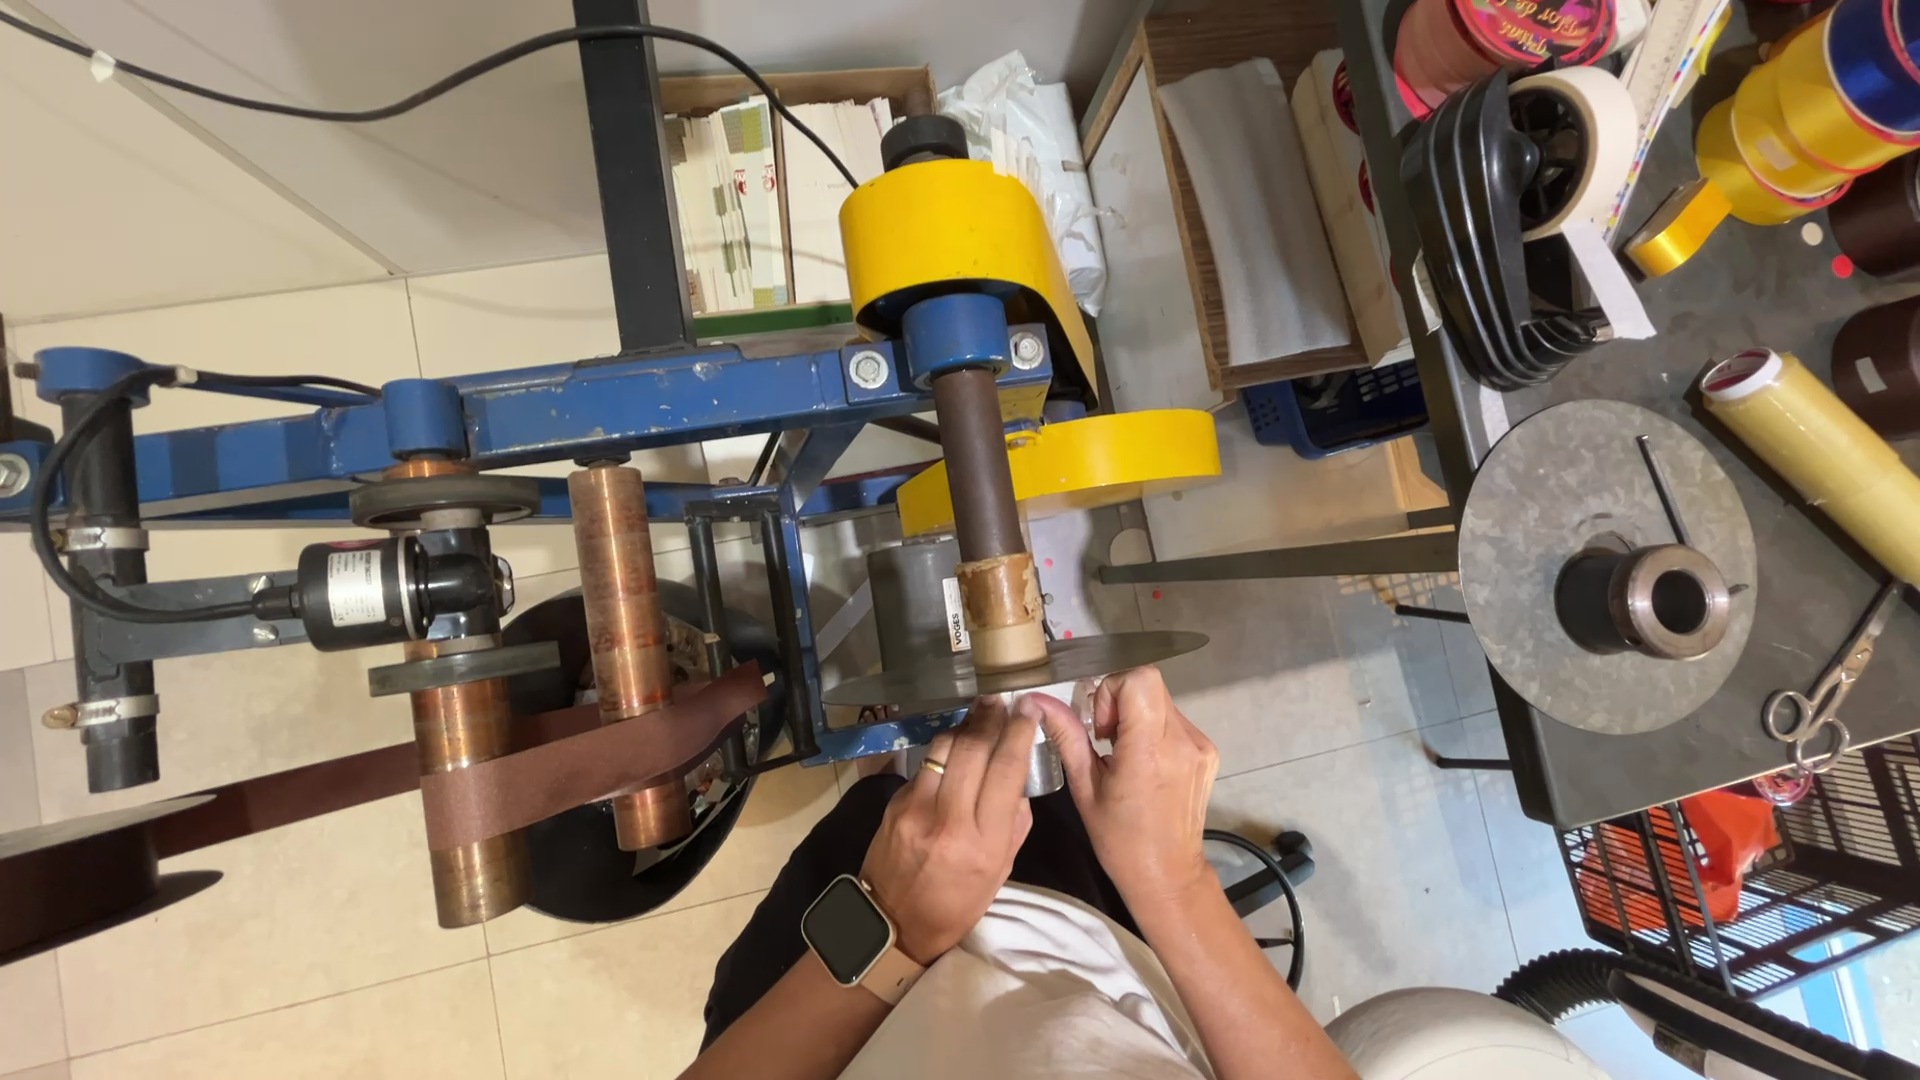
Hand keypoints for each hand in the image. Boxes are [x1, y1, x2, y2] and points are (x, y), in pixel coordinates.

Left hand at [859, 696, 1036, 963]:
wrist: (892, 924)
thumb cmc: (956, 903)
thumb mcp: (1000, 871)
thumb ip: (1013, 823)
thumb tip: (1018, 779)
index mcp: (983, 841)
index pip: (1006, 770)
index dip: (1019, 732)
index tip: (1028, 708)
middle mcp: (950, 819)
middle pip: (974, 748)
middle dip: (990, 717)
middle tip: (1001, 699)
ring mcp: (917, 807)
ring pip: (945, 747)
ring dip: (966, 725)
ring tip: (980, 712)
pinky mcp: (895, 802)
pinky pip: (925, 763)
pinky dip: (944, 749)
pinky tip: (954, 744)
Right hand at [1030, 667, 1217, 911]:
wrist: (1168, 875)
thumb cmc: (1119, 838)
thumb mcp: (1083, 787)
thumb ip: (1066, 735)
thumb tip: (1037, 700)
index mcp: (1148, 751)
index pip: (1139, 680)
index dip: (1112, 691)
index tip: (1102, 726)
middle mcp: (1181, 741)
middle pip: (1150, 682)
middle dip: (1120, 699)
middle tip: (1108, 736)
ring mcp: (1200, 745)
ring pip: (1162, 698)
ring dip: (1137, 713)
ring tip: (1125, 752)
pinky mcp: (1208, 751)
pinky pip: (1174, 718)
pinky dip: (1154, 728)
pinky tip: (1145, 761)